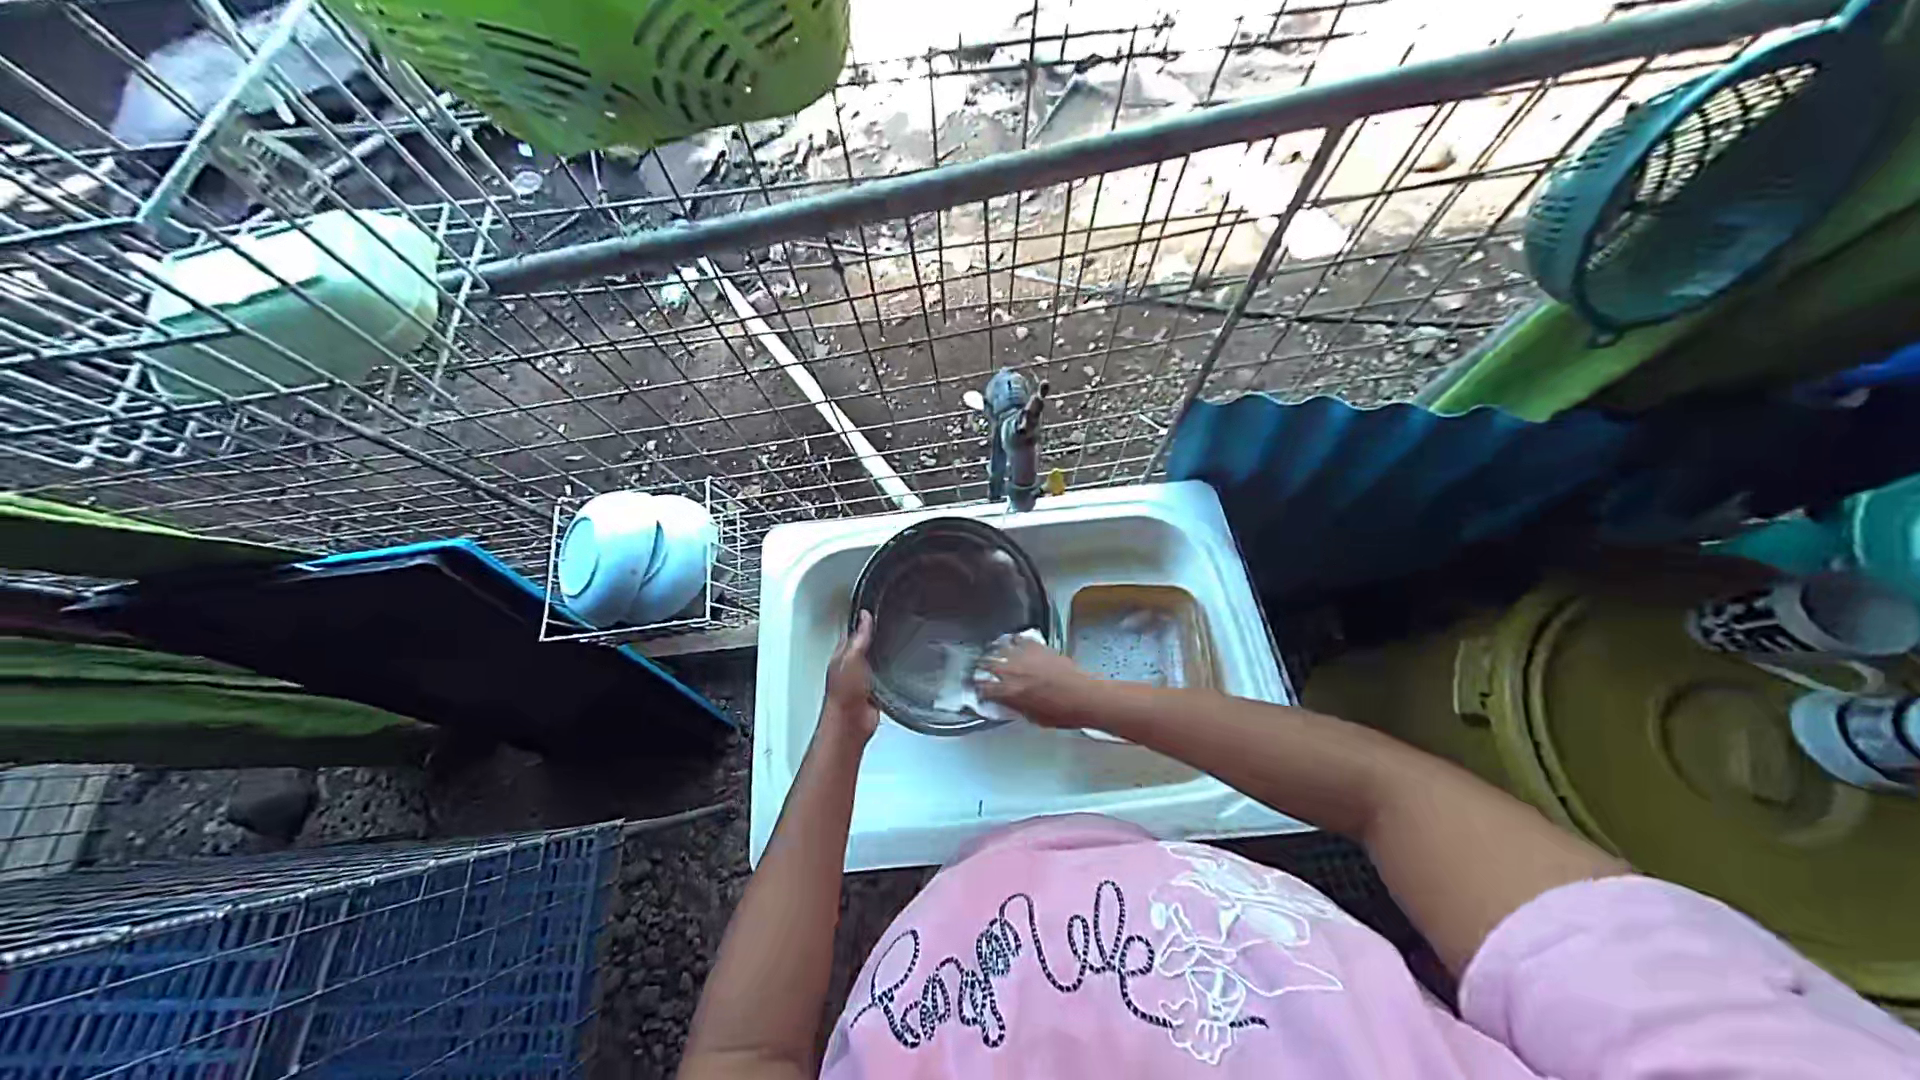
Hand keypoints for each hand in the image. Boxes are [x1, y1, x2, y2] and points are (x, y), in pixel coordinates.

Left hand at [820, 610, 879, 745]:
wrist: (851, 723)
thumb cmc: (844, 694)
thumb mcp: (852, 658)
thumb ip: (859, 637)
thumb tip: (864, 616)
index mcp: (842, 655)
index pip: (853, 632)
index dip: (861, 622)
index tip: (870, 611)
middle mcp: (851, 666)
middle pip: (864, 646)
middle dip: (873, 637)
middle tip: (883, 624)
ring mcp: (862, 680)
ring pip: (874, 661)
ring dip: (881, 655)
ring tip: (891, 643)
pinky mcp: (874, 692)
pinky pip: (883, 677)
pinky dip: (889, 673)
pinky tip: (894, 669)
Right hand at [975, 637, 1097, 727]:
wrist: (1084, 697)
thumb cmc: (1062, 712)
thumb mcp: (1033, 718)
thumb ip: (1015, 706)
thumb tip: (1007, 702)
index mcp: (1009, 692)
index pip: (983, 688)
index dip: (978, 688)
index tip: (979, 689)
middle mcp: (1013, 671)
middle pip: (987, 664)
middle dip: (982, 667)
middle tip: (982, 669)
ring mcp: (1025, 657)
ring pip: (1000, 648)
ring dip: (995, 652)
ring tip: (994, 653)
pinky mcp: (1038, 647)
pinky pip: (1020, 640)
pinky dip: (1015, 642)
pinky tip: (1015, 644)